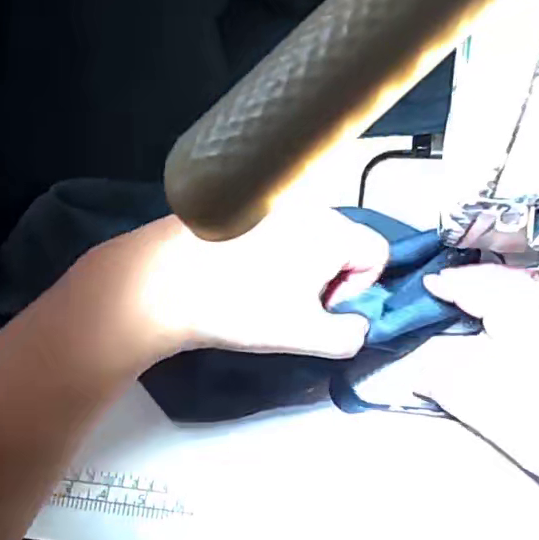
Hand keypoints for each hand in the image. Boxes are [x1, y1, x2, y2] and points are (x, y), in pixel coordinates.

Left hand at [123, 208, 388, 357]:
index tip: (322, 310)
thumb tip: (356, 327)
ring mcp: (267, 202)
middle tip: (290, 307)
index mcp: (332, 229)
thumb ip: (348, 337)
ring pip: (301, 238)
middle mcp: (305, 205)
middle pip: (339, 243)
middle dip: (325, 278)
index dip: (358, 290)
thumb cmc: (238, 307)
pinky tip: (233, 277)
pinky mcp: (236, 207)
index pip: (376, 254)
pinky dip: (261, 255)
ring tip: (257, 294)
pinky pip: (267, 231)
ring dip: (293, 267)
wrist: (161, 284)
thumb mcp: (303, 335)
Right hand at [416, 264, 538, 497]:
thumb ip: (441, 373)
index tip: (429, 285)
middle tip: (447, 285)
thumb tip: (420, 362)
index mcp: (529, 318)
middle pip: (512, 277)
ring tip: (480, 291)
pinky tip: (523, 307)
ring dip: (506, 281)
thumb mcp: (475, 402)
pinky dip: (534, 293)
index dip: (450, 286)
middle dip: (477, 277)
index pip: (481, 288)